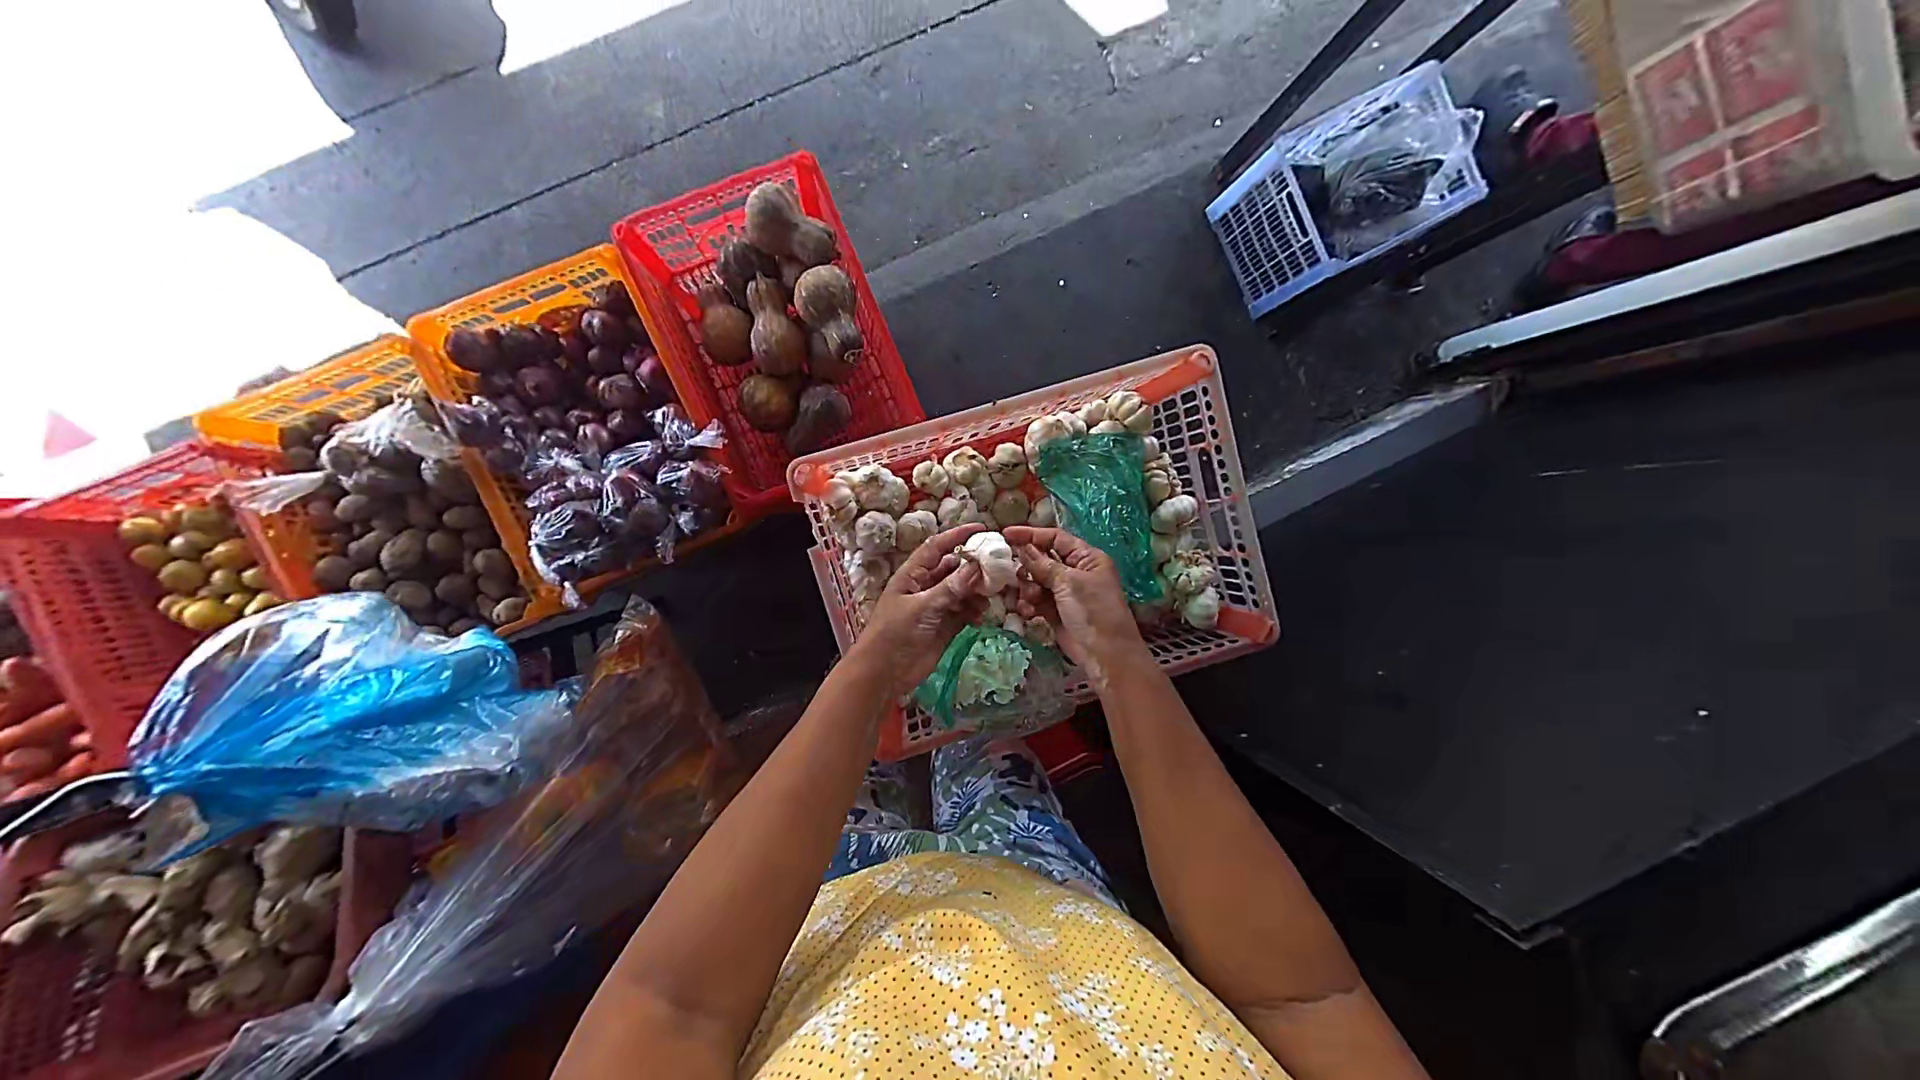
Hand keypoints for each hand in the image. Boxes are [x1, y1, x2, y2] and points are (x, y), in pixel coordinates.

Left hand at [850, 524, 986, 697]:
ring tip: (992, 593)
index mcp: (912, 575)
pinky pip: (964, 612)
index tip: (982, 529)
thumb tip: (976, 566)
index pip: (937, 547)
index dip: (958, 536)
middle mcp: (925, 587)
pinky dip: (975, 611)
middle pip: (953, 568)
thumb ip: (950, 588)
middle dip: (973, 566)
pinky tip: (983, 614)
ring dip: (976, 590)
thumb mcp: (922, 607)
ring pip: (962, 590)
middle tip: (997, 565)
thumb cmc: (894, 634)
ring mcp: (936, 607)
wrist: (884, 673)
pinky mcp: (944, 626)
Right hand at [1001, 526, 1148, 687]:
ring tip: (1029, 600)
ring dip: (1028, 588)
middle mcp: (1075, 572)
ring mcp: (1065, 593)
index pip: (1055, 538)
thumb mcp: (1068, 582)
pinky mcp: (1056, 611)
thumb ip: (1042, 564)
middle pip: (1042, 559)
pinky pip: (1036, 600)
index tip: (1006, 535)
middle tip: (1015, 575)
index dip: (1031, 535)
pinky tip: (1027, 613)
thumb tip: (1023, 547)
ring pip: (1036, 581)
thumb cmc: (1093, 611)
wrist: (1105, 654)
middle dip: (1028, 567)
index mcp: (1086, 558)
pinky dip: (1029, 604)